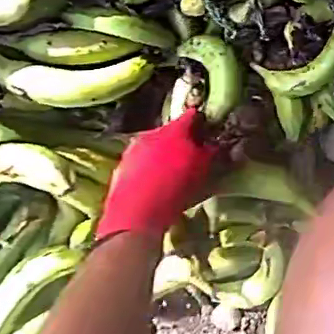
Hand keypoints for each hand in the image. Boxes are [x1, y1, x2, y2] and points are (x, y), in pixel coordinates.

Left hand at [95, 108, 220, 240]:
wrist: (135, 217)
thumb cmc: (176, 190)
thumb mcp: (202, 170)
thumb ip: (209, 152)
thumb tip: (213, 144)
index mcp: (174, 130)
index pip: (191, 116)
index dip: (201, 120)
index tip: (208, 127)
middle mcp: (150, 134)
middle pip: (170, 130)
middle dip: (181, 138)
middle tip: (191, 150)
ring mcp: (132, 150)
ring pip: (154, 144)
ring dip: (163, 151)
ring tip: (172, 167)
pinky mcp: (120, 167)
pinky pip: (141, 159)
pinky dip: (150, 165)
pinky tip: (155, 180)